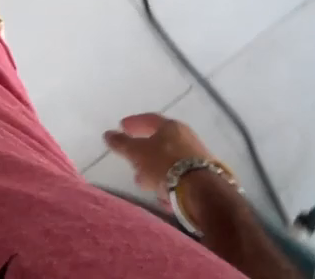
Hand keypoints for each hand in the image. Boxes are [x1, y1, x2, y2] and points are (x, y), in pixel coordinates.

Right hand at [104, 113, 218, 197]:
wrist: (204, 192)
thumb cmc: (166, 164)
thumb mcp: (138, 152)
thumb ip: (122, 143)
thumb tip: (107, 134)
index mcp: (171, 126)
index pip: (149, 119)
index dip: (134, 123)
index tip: (122, 127)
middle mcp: (187, 138)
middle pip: (161, 142)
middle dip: (144, 153)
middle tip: (131, 161)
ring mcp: (199, 158)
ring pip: (171, 161)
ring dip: (156, 170)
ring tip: (145, 183)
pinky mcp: (207, 178)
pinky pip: (181, 176)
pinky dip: (169, 182)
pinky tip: (163, 196)